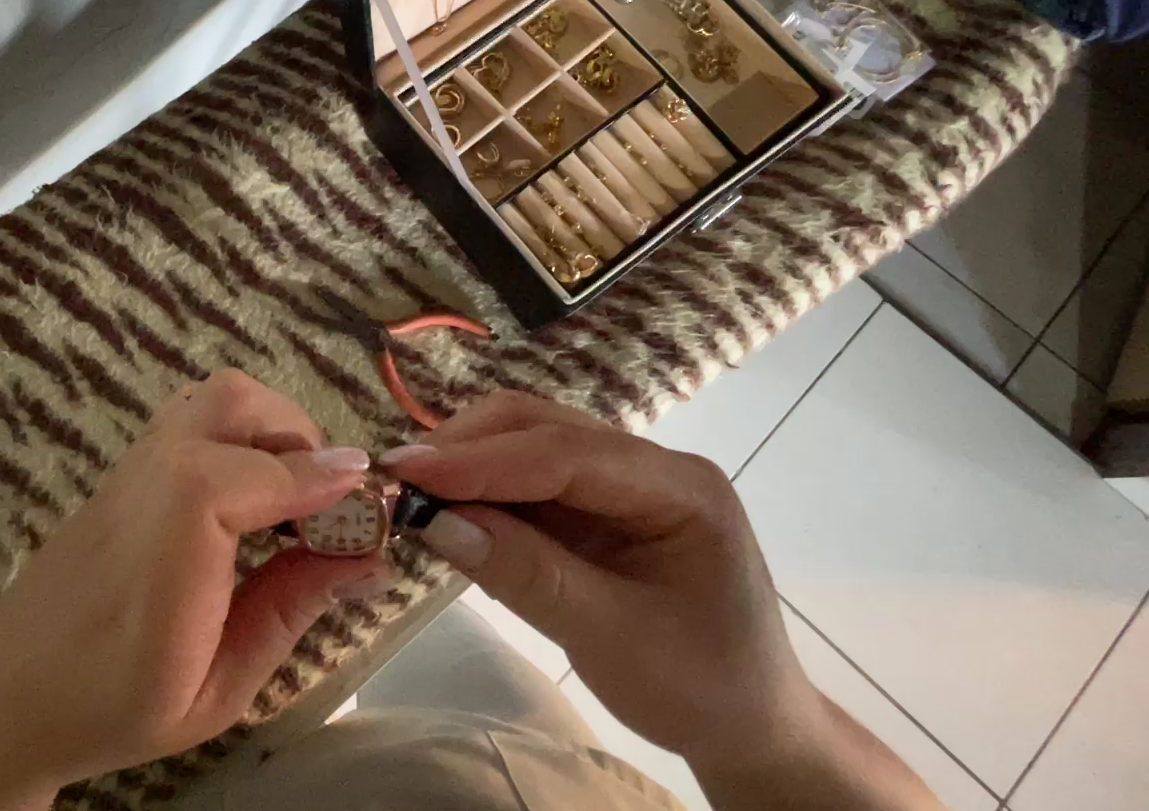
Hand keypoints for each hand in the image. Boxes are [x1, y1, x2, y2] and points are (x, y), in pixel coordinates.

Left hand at [0, 371, 387, 810]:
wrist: (9, 694)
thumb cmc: (113, 706)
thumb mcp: (222, 684)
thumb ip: (294, 606)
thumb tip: (366, 554)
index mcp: (176, 533)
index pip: (266, 471)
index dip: (327, 479)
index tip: (373, 500)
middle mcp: (152, 475)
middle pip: (238, 402)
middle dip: (298, 436)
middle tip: (324, 499)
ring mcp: (131, 463)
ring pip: (213, 397)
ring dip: (267, 425)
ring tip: (289, 491)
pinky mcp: (123, 468)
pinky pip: (189, 416)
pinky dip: (234, 430)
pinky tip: (243, 490)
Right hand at [380, 391, 817, 766]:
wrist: (750, 724)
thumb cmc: (700, 687)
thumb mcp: (612, 639)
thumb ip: (525, 574)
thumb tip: (432, 522)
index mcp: (680, 486)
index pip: (565, 454)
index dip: (481, 461)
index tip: (407, 473)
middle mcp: (647, 462)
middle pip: (540, 425)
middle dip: (465, 447)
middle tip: (397, 479)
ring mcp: (618, 476)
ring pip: (524, 439)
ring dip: (465, 460)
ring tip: (410, 489)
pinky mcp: (592, 499)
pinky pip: (523, 476)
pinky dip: (478, 486)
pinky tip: (445, 503)